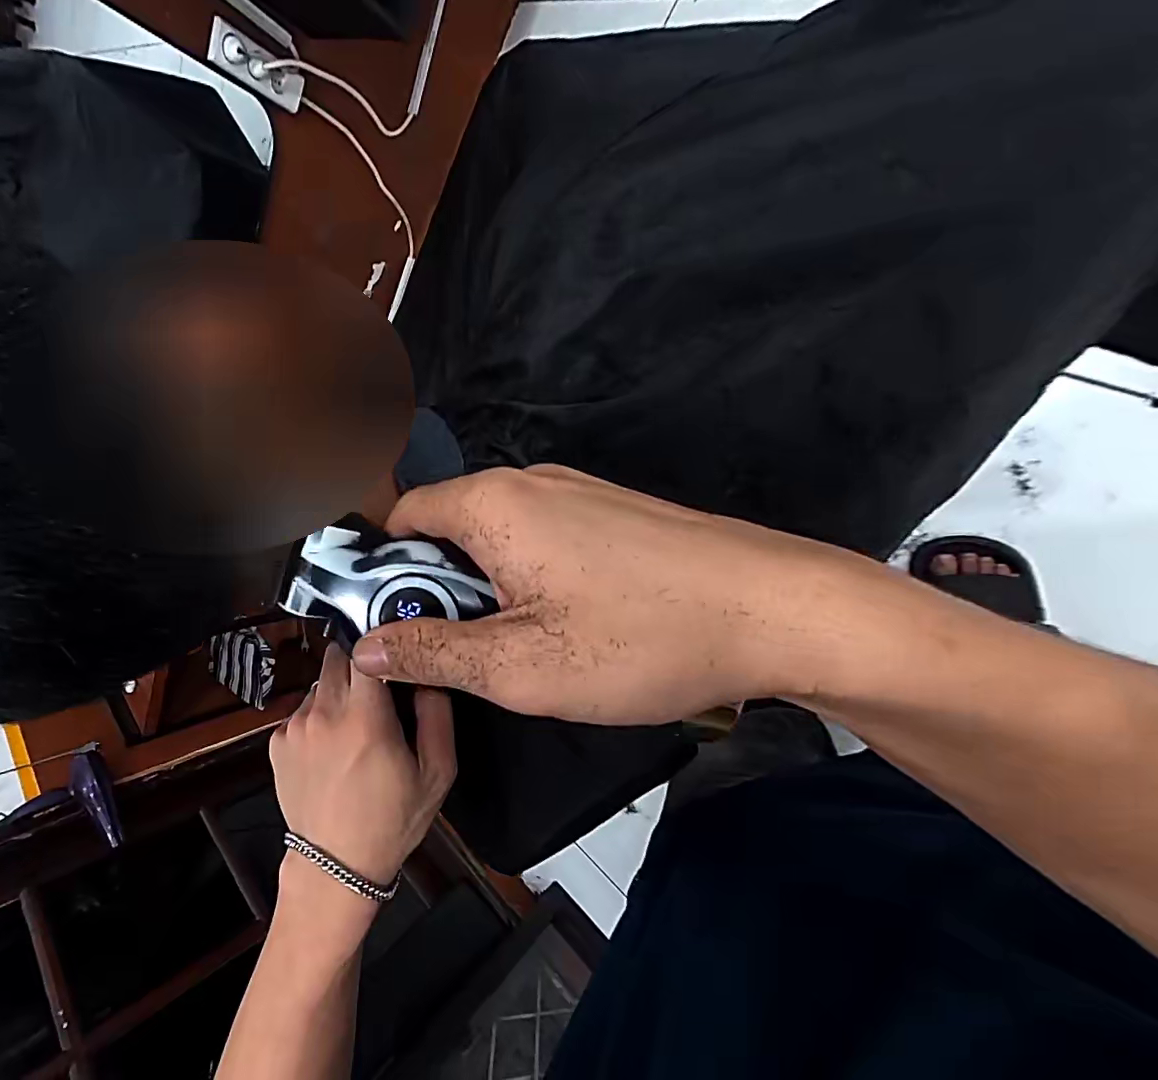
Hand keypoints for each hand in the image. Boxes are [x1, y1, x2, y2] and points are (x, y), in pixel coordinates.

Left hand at [270, 644, 456, 892]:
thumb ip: (437, 717)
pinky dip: (315, 720)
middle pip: (337, 659)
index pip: (365, 650)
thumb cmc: (389, 822)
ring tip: (351, 732)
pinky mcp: (277, 741)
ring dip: (335, 696)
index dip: (378, 647)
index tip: (388, 656)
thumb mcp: (436, 775)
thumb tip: (427, 679)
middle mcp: (324, 714)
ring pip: (317, 686)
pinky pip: (299, 712)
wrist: (335, 862)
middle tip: (373, 698)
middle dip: (356, 668)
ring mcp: (295, 726)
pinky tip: (329, 750)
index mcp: (365, 718)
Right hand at [352, 466, 885, 724]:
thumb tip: (367, 648)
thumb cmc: (641, 637)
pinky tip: (565, 618)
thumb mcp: (518, 665)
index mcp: (491, 504)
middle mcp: (526, 481)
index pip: (400, 517)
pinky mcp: (608, 508)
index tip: (396, 618)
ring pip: (492, 532)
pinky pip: (536, 533)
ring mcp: (573, 489)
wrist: (790, 614)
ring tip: (517, 638)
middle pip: (444, 524)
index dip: (385, 569)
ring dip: (482, 582)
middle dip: (436, 582)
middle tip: (460, 642)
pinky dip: (524, 572)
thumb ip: (431, 652)